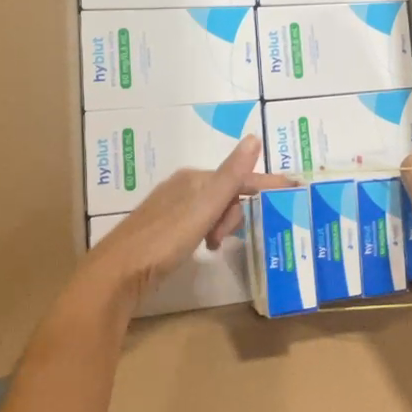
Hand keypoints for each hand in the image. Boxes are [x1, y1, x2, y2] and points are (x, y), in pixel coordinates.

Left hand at [82, 134, 288, 306]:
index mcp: (194, 179)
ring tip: (216, 246)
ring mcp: (170, 208)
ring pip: (213, 209)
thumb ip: (231, 175)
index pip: (239, 176)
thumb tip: (254, 138)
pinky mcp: (162, 229)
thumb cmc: (164, 240)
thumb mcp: (204, 208)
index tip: (295, 187)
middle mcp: (182, 187)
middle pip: (227, 193)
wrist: (116, 274)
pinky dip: (209, 232)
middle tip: (227, 238)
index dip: (267, 184)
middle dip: (236, 213)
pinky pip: (199, 221)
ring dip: (223, 225)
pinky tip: (204, 249)